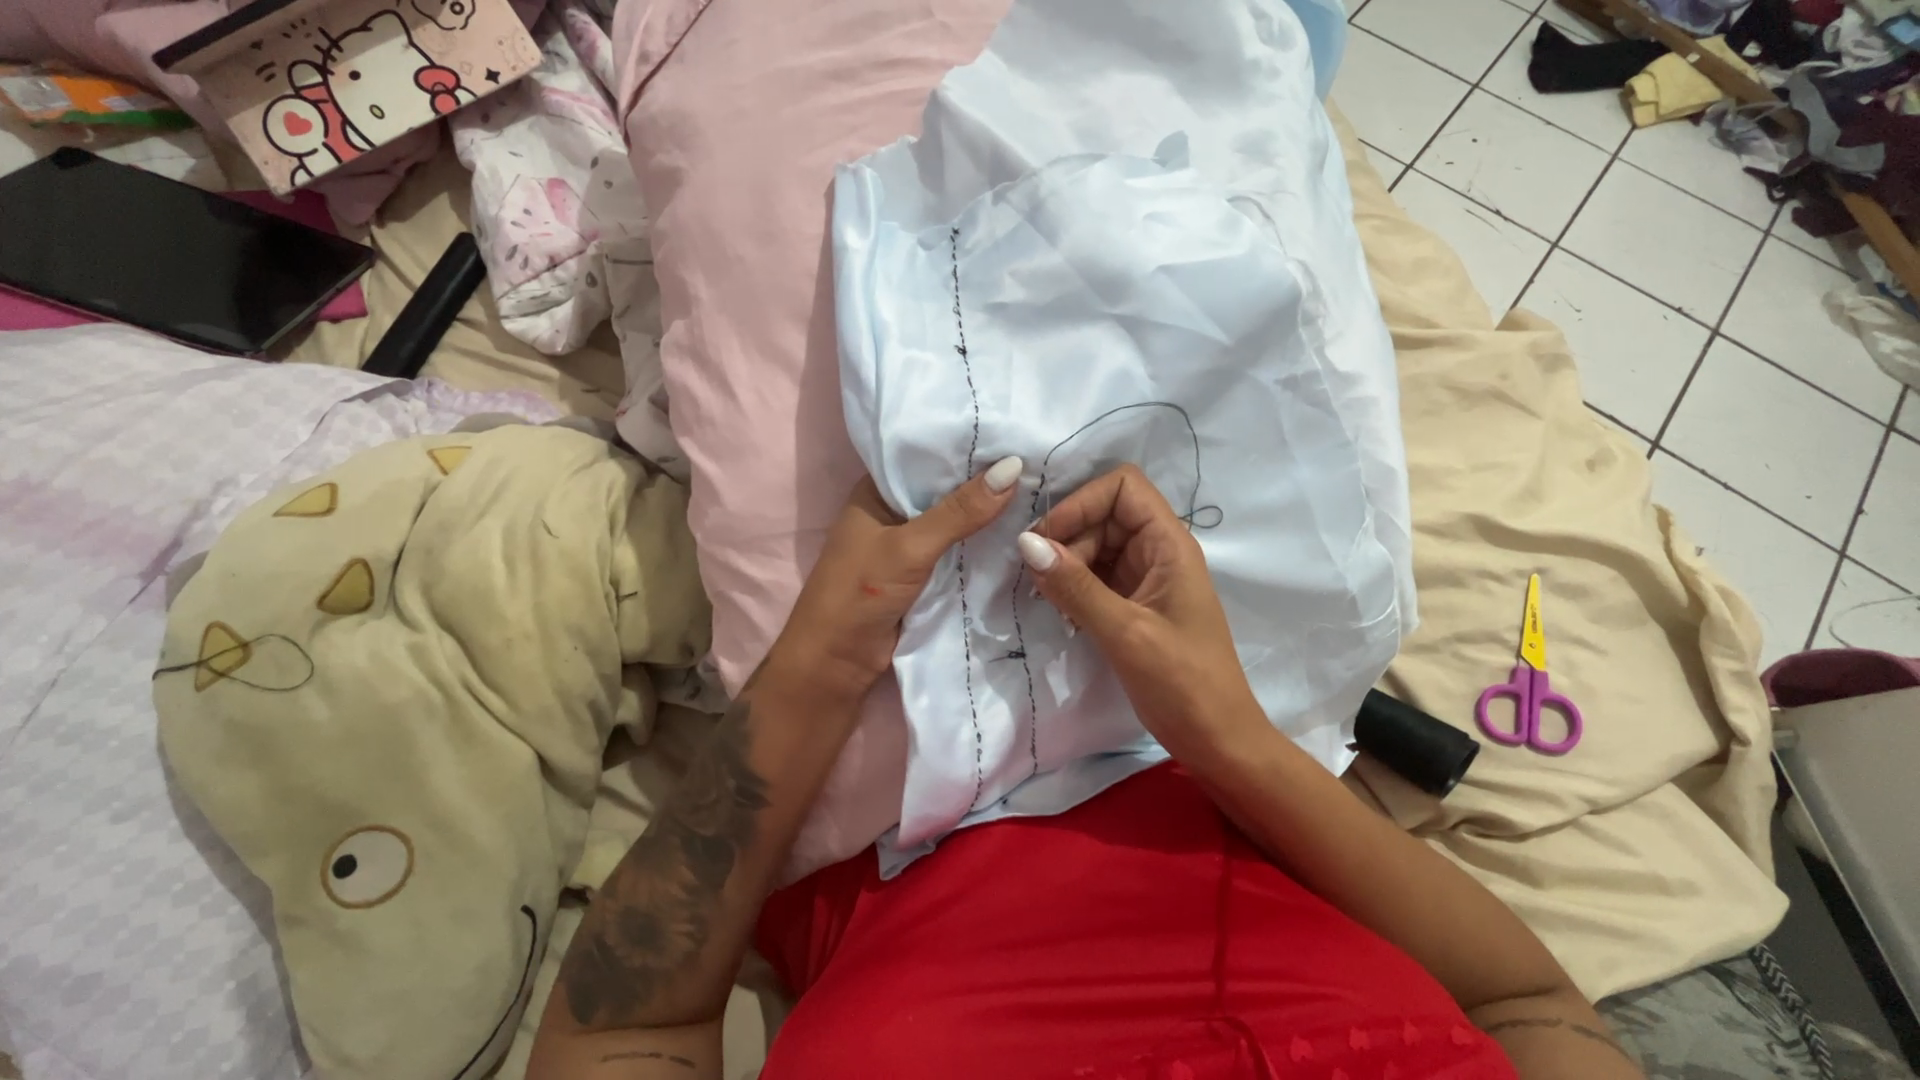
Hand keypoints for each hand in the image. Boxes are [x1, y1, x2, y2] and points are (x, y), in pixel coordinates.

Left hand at [770, 456, 1023, 704]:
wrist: (837, 661)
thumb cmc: (860, 592)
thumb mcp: (911, 546)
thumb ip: (960, 511)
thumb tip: (1013, 467)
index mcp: (877, 491)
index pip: (927, 455)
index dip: (967, 445)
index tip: (1015, 430)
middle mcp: (892, 511)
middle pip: (945, 489)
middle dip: (985, 480)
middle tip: (1041, 459)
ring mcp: (908, 545)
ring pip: (955, 522)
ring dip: (987, 514)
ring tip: (1041, 489)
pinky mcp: (922, 574)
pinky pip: (958, 551)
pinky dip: (982, 545)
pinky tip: (1020, 532)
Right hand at [1017, 464, 1265, 765]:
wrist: (1217, 739)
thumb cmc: (1182, 683)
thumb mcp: (1125, 632)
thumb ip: (1075, 585)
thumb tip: (1026, 543)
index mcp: (1170, 545)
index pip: (1123, 487)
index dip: (1083, 502)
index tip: (1048, 538)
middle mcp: (1159, 553)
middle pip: (1104, 515)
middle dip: (1068, 537)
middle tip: (1037, 577)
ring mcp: (1147, 580)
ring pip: (1097, 547)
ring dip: (1067, 564)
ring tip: (1046, 598)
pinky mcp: (1135, 607)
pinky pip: (1097, 578)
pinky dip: (1074, 587)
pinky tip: (1061, 613)